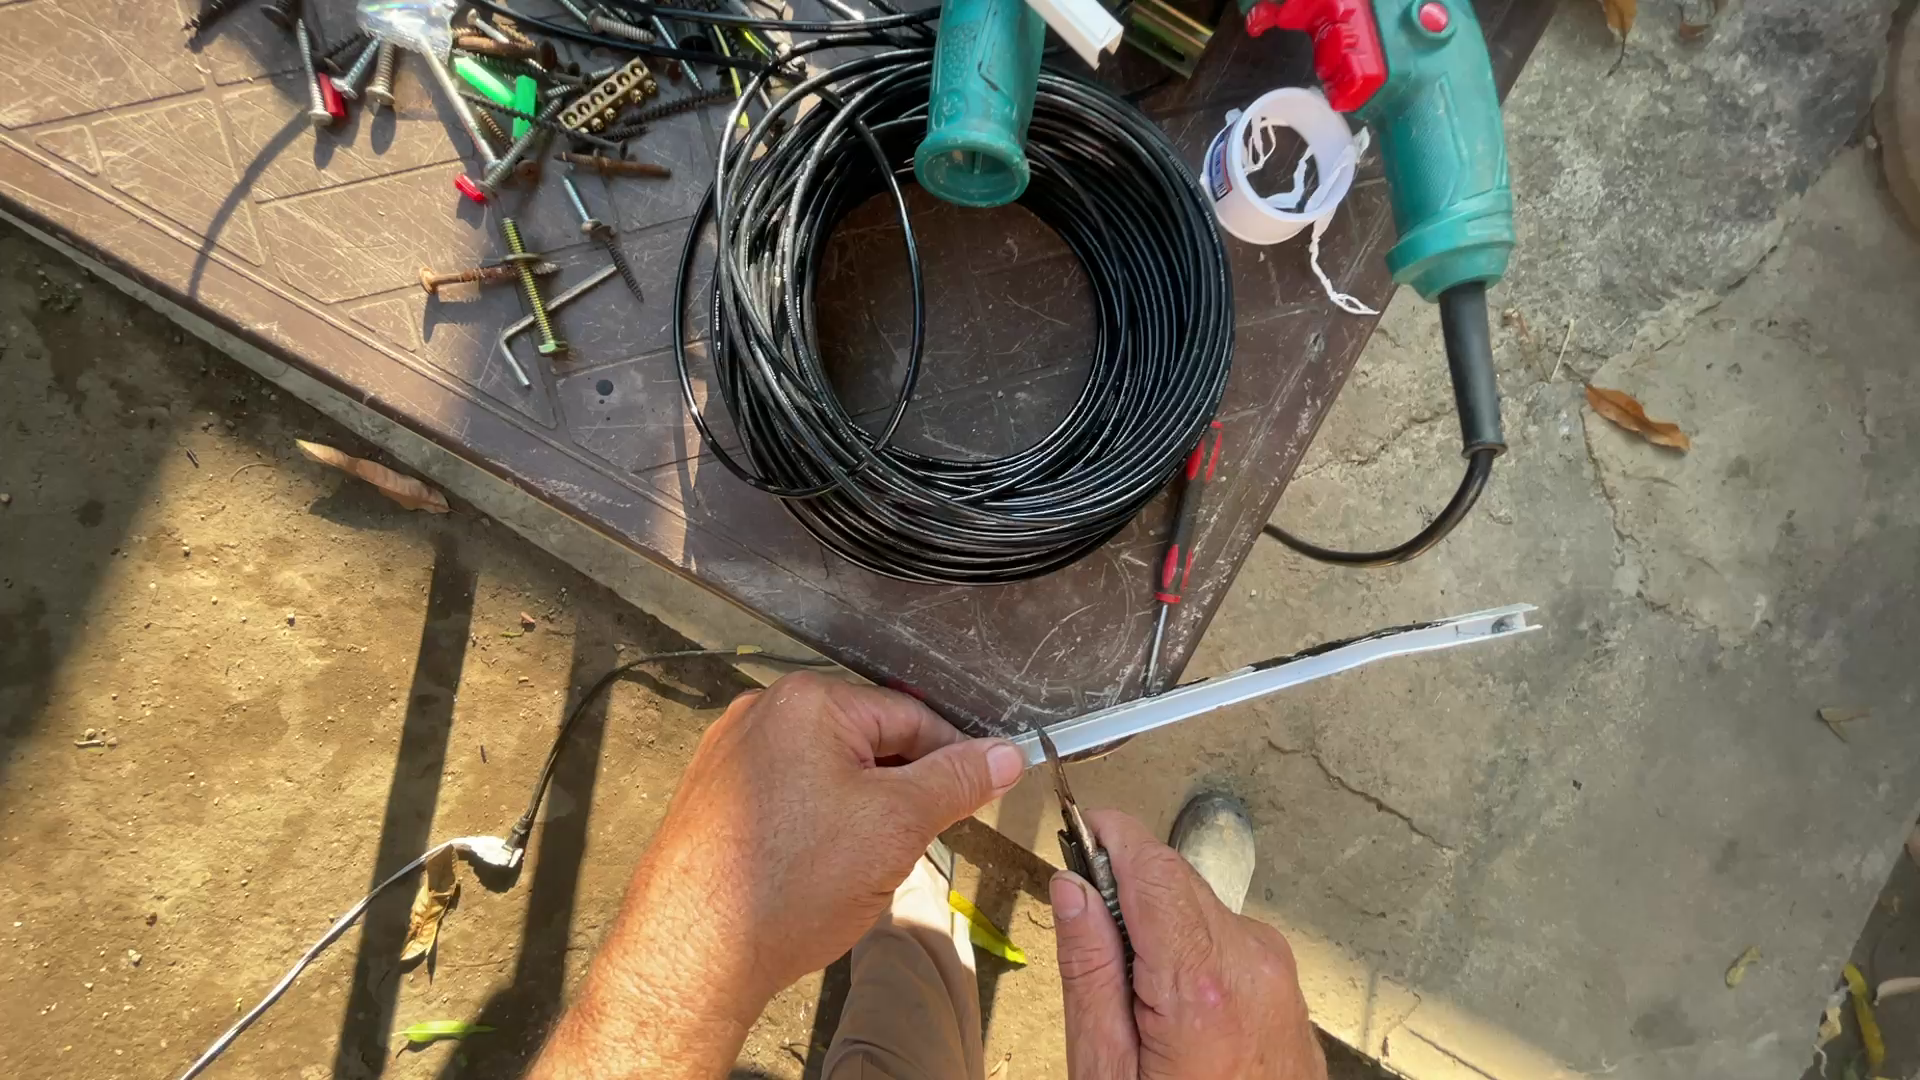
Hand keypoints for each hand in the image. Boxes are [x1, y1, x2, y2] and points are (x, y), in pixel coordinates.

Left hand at [530, 672, 1023, 1079]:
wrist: (688, 960)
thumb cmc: (790, 884)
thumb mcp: (895, 826)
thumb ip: (955, 780)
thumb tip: (1005, 754)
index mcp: (808, 700)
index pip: (908, 716)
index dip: (951, 756)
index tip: (976, 791)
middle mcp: (765, 710)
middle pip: (866, 739)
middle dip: (901, 786)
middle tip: (917, 838)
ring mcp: (734, 751)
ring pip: (830, 767)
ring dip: (862, 804)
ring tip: (863, 860)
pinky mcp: (717, 791)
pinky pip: (791, 788)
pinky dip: (820, 816)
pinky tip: (820, 862)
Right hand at [1052, 810, 1326, 1079]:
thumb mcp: (1104, 1069)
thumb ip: (1088, 966)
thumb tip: (1072, 884)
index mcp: (1202, 984)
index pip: (1151, 864)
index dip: (1109, 834)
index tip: (1076, 830)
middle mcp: (1251, 963)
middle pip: (1171, 875)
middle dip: (1123, 879)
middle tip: (1085, 919)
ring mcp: (1275, 972)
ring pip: (1194, 898)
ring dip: (1153, 910)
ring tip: (1128, 976)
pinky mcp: (1282, 983)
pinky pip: (1220, 928)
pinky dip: (1184, 935)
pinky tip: (1166, 990)